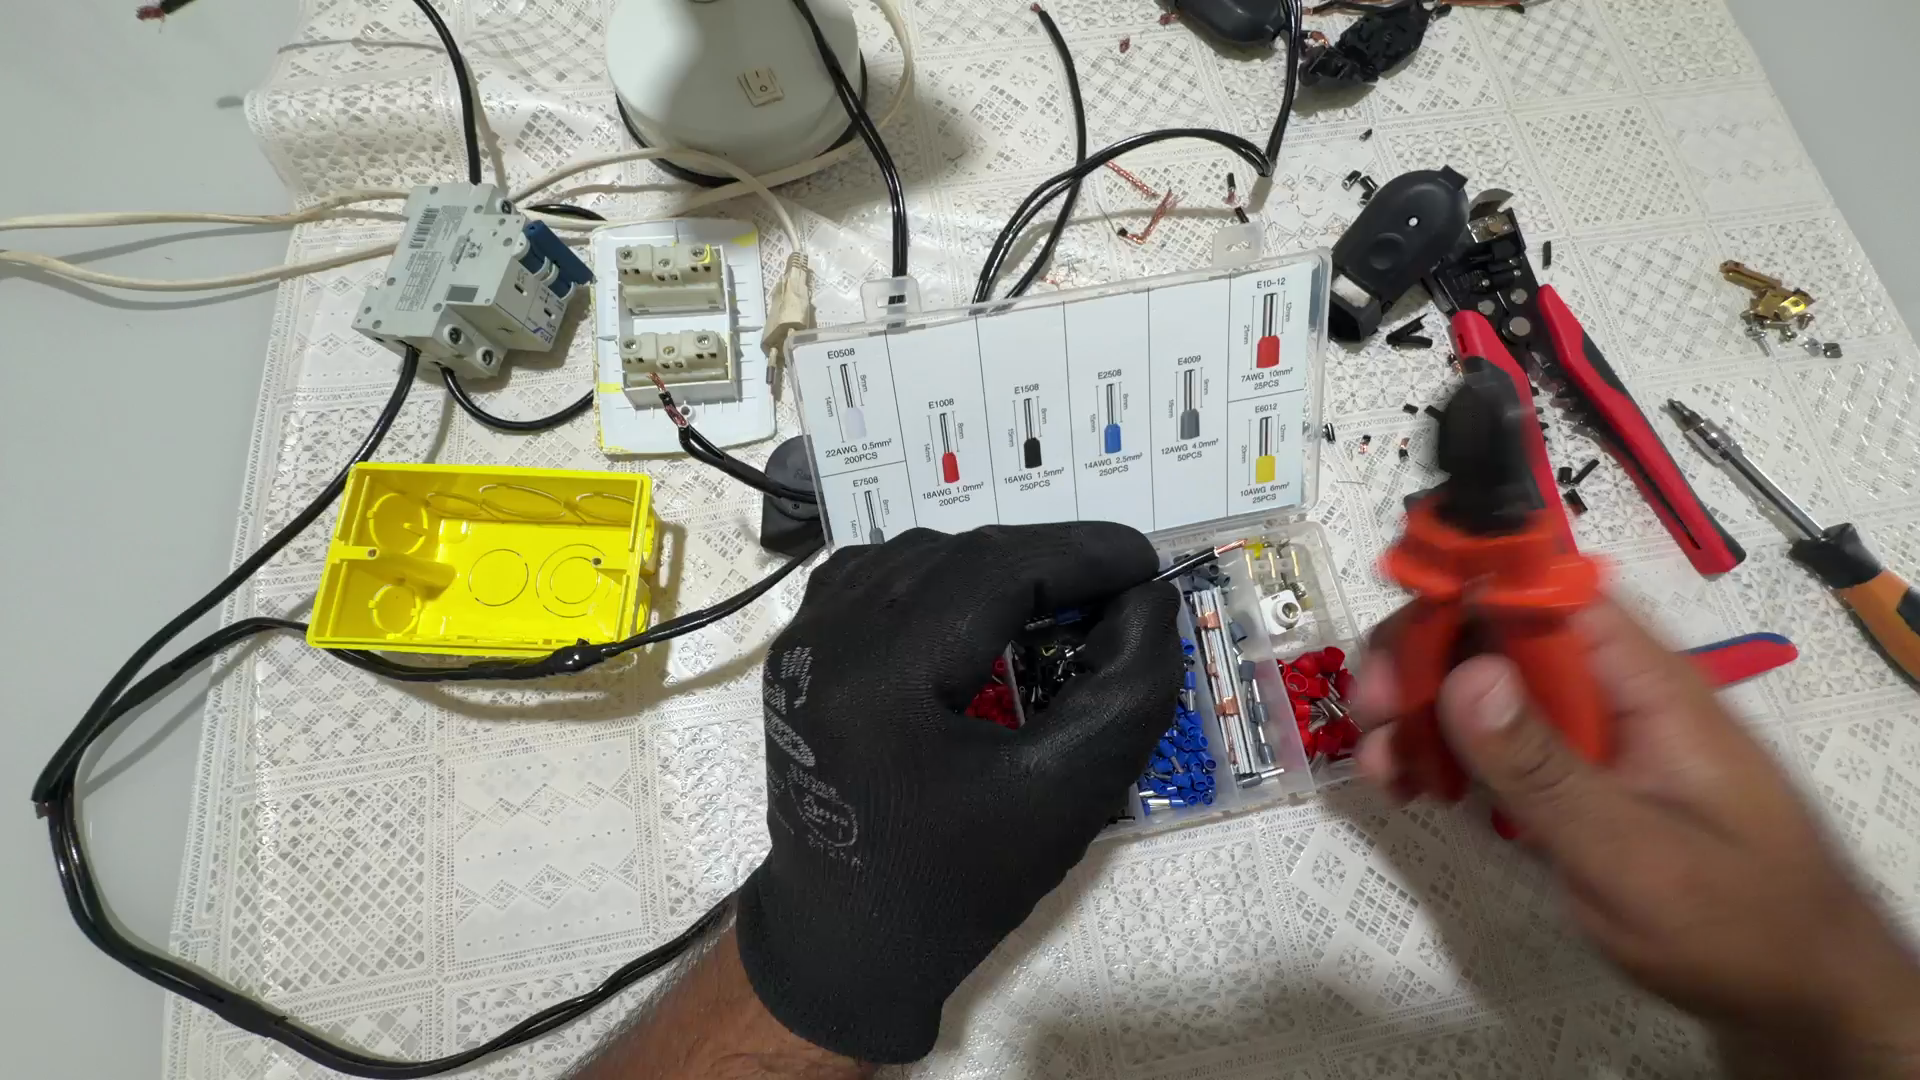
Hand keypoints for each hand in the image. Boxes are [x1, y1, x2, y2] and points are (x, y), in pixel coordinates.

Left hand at [737, 524, 1180, 1062]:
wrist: (844, 937)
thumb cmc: (956, 884)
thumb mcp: (1065, 799)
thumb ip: (1126, 691)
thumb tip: (1147, 603)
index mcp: (880, 678)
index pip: (995, 570)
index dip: (1082, 553)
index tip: (1147, 563)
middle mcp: (826, 637)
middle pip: (958, 555)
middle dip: (1048, 559)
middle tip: (1114, 587)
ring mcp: (804, 638)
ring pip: (919, 556)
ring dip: (997, 564)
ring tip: (1055, 598)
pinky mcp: (801, 649)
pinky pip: (880, 576)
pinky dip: (942, 576)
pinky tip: (975, 605)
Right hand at [1350, 598, 1919, 1075]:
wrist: (1789, 1000)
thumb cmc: (1734, 925)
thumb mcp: (1630, 852)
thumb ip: (1543, 767)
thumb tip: (1466, 672)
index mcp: (1642, 683)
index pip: (1547, 594)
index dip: (1467, 585)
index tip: (1397, 624)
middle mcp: (1600, 689)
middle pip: (1487, 633)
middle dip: (1416, 661)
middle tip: (1370, 709)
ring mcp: (1573, 729)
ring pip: (1467, 684)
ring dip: (1410, 713)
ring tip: (1379, 766)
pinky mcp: (1551, 767)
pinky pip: (1474, 736)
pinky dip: (1428, 752)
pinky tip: (1404, 787)